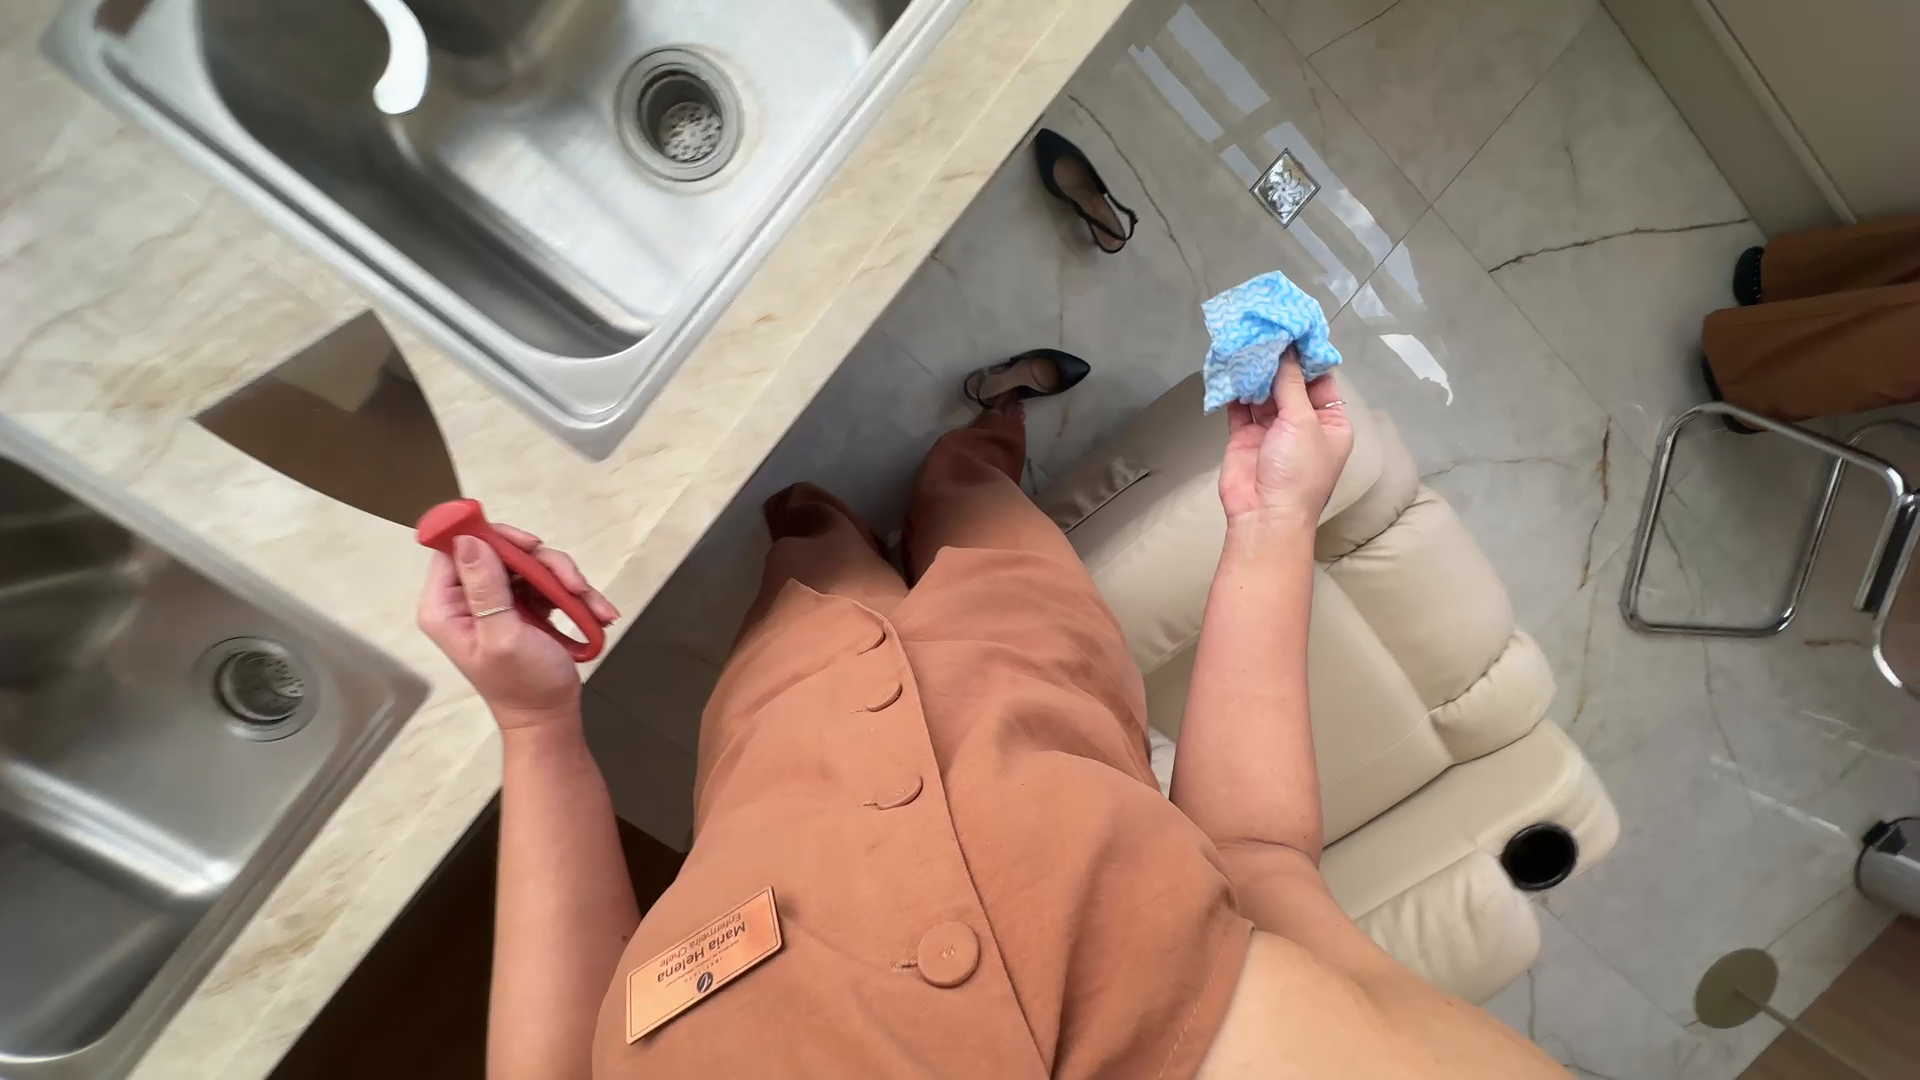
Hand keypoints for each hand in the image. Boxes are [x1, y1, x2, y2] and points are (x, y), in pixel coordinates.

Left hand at [417, 524, 618, 728]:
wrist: (550, 714)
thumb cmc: (523, 683)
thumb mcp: (504, 636)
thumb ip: (486, 589)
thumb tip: (469, 541)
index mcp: (448, 607)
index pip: (457, 552)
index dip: (492, 538)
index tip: (529, 545)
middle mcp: (470, 600)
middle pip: (504, 553)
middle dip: (545, 564)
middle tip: (574, 582)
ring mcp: (501, 602)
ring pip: (533, 566)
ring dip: (568, 581)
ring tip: (593, 605)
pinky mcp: (527, 607)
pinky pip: (551, 583)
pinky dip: (577, 595)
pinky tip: (598, 612)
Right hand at [1218, 348, 1353, 527]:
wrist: (1264, 514)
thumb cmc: (1297, 473)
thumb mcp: (1303, 423)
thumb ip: (1290, 384)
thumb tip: (1285, 351)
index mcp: (1329, 421)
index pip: (1320, 379)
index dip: (1307, 356)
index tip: (1292, 329)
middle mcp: (1302, 423)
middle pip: (1290, 383)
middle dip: (1278, 361)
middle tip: (1263, 330)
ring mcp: (1272, 430)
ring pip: (1263, 393)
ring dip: (1255, 373)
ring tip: (1244, 344)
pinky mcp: (1245, 436)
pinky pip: (1240, 408)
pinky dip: (1235, 390)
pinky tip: (1230, 369)